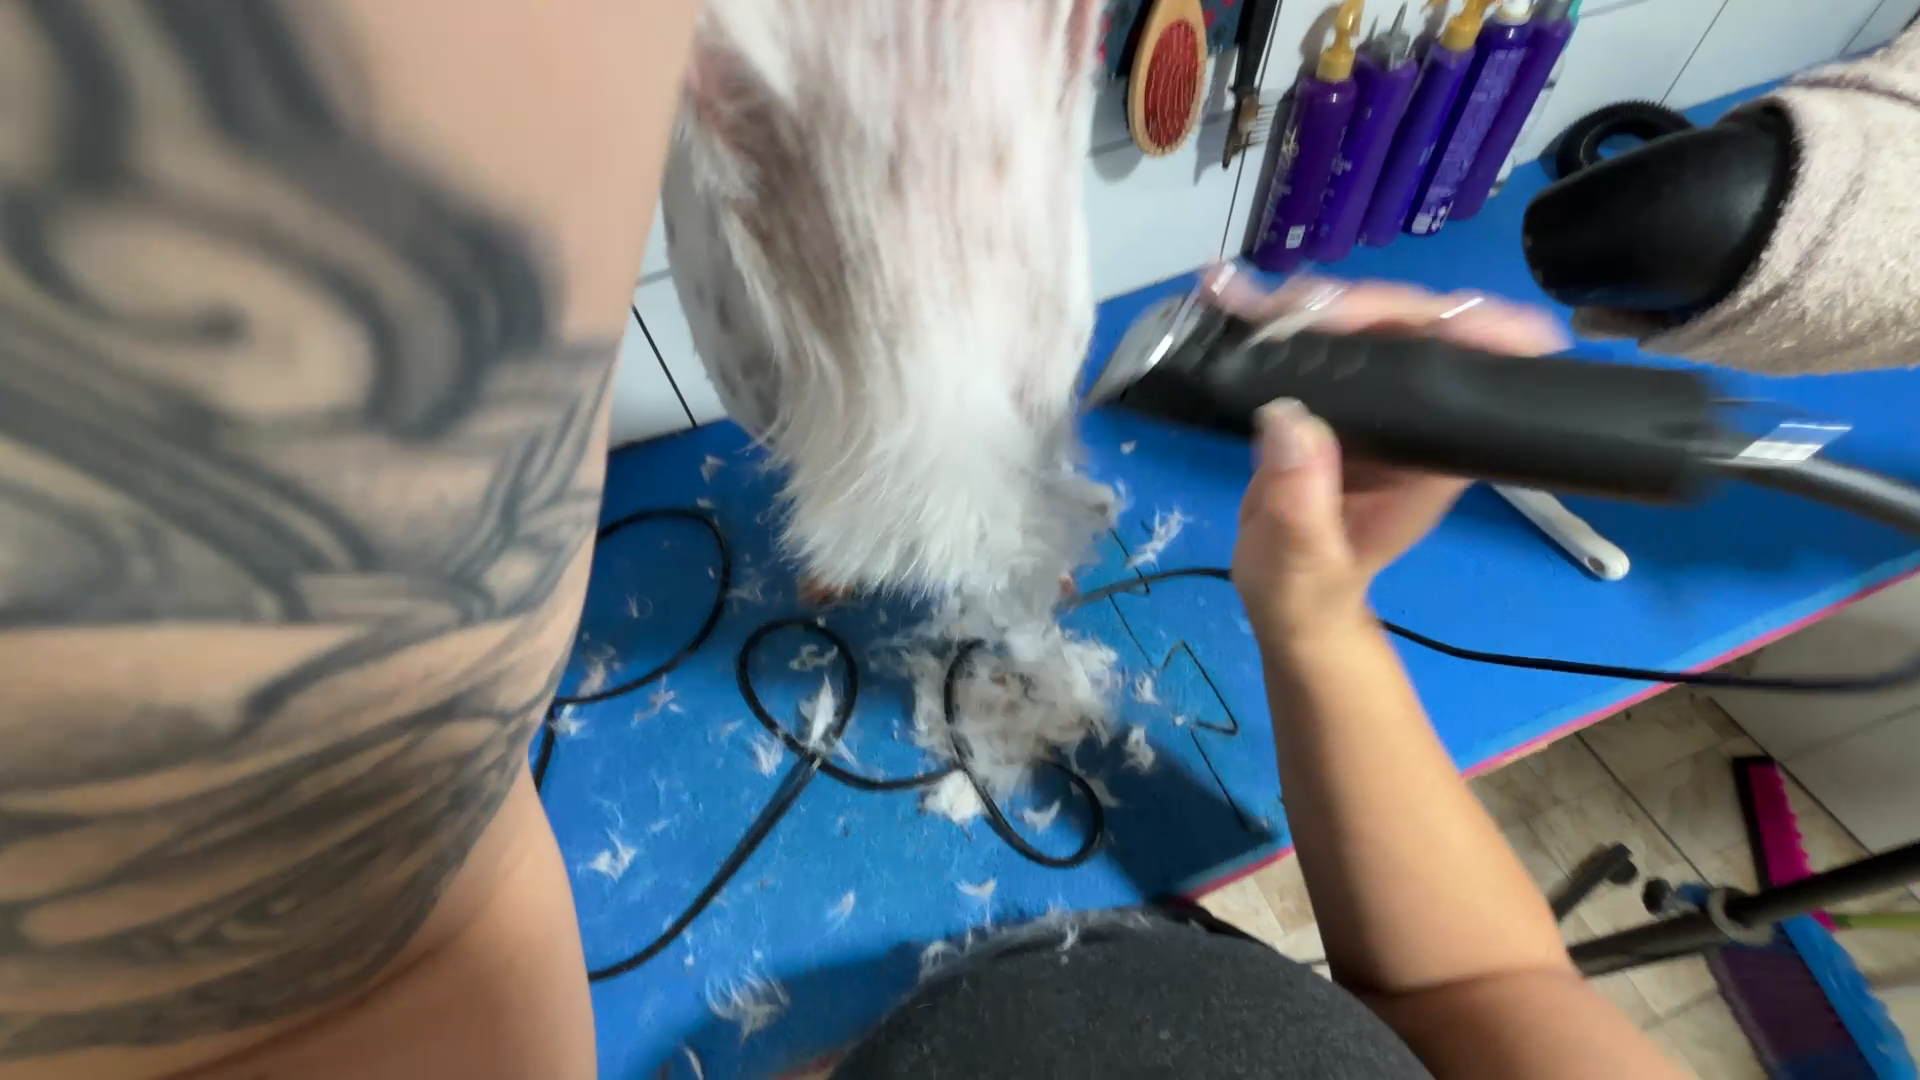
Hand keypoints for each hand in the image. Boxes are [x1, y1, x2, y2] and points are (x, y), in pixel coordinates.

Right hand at [1216, 271, 1569, 643]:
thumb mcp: (1303, 563)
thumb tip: (1287, 416)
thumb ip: (1300, 504)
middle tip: (1290, 311)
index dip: (1475, 329)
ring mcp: (1366, 408)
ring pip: (1361, 327)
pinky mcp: (1322, 405)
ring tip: (1249, 301)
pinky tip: (1233, 302)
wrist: (1285, 597)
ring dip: (1310, 304)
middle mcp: (1411, 421)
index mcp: (1432, 458)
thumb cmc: (1307, 591)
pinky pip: (1308, 350)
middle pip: (1415, 331)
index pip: (1487, 375)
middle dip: (1362, 306)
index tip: (1417, 314)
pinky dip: (1272, 323)